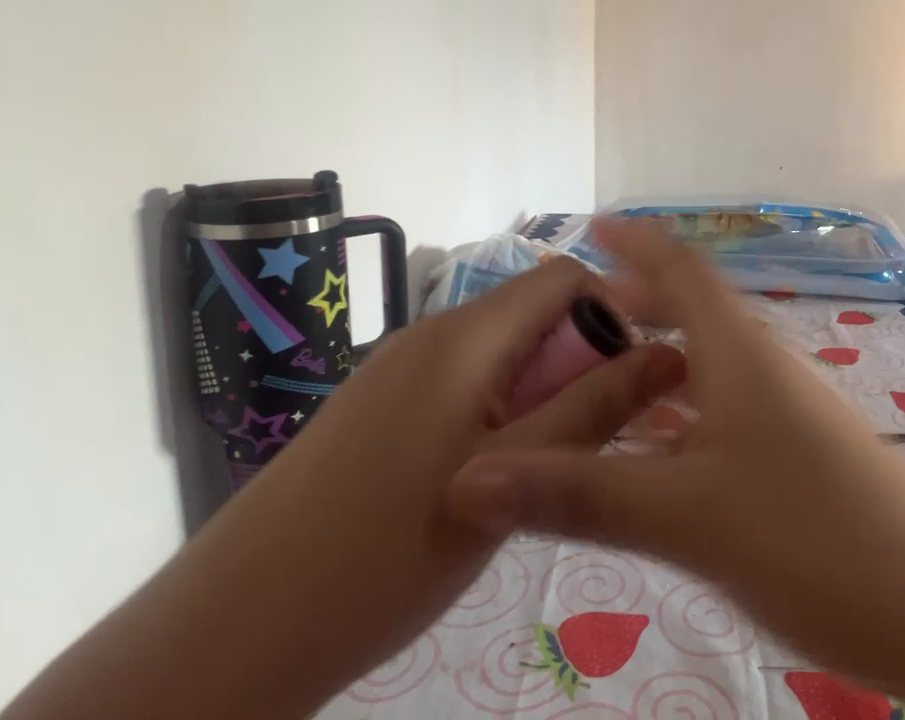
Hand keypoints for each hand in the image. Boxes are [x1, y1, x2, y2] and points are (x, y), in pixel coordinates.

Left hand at [0, 256, 685, 719]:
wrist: (236, 626)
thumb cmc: (387, 551)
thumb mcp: (509, 481)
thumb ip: (593, 411)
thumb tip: (668, 354)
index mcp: (464, 336)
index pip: (564, 279)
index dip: (617, 314)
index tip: (645, 380)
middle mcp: (429, 336)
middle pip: (534, 317)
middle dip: (587, 363)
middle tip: (611, 439)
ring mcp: (395, 373)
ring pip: (500, 358)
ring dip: (546, 394)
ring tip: (559, 467)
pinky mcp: (375, 411)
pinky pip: (461, 387)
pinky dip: (501, 414)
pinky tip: (499, 479)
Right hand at [448, 221, 904, 719]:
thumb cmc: (816, 540)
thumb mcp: (687, 516)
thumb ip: (578, 494)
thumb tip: (464, 477)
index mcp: (743, 356)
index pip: (685, 270)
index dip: (638, 241)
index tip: (590, 225)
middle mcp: (767, 376)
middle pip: (694, 319)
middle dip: (635, 308)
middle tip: (572, 319)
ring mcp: (787, 425)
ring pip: (706, 378)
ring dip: (653, 372)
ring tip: (593, 386)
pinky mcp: (799, 471)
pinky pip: (722, 426)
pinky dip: (676, 427)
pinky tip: (650, 464)